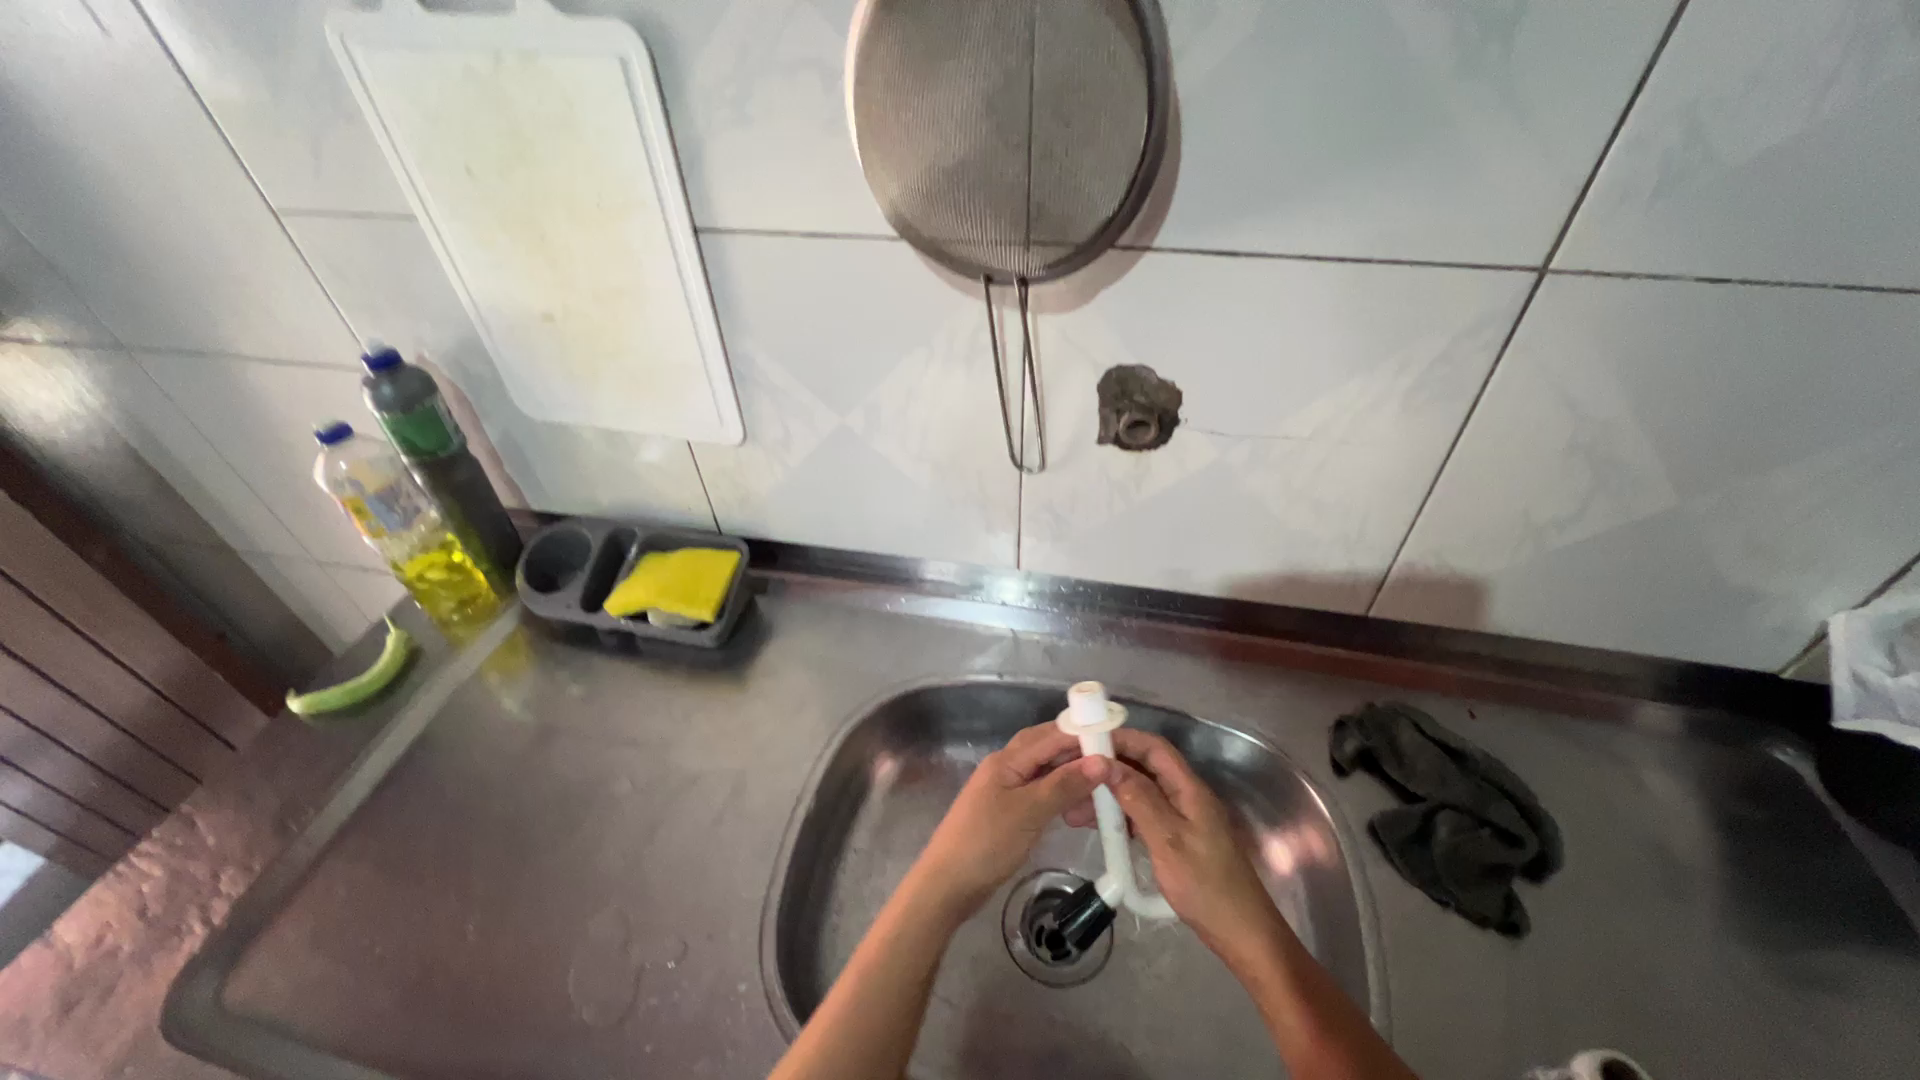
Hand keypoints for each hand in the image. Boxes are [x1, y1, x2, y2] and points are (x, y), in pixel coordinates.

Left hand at [912, 723, 1110, 918]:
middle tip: (1116, 765)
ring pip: (1047, 772)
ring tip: (1102, 791)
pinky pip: (1042, 793)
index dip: (1084, 733)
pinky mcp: (1010, 812)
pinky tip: (1079, 807)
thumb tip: (1102, 761)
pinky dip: (1062, 796)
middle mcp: (1006, 767)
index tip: (1118, 739)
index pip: (1052, 735)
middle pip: (1048, 749)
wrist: (948, 885)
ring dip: (1073, 777)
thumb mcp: (1029, 812)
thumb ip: (1065, 784)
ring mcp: (1007, 789)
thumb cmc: (986, 843)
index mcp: (1007, 759)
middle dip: (1080, 754)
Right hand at [1088, 729, 1289, 966]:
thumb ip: (1138, 799)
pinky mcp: (1175, 839)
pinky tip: (1096, 827)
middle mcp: (1185, 796)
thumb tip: (1106, 763)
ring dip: (1109, 796)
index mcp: (1189, 789)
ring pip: (1140, 793)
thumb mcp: (1167, 840)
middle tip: (1073, 779)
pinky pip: (1142, 816)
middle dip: (1108, 769)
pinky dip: (1119, 817)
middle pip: (1144, 768)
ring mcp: (1181, 818)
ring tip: (1074, 810)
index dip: (1121, 739)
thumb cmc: (1206, 885)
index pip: (1154, 747)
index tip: (1086, 743)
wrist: (1240, 933)